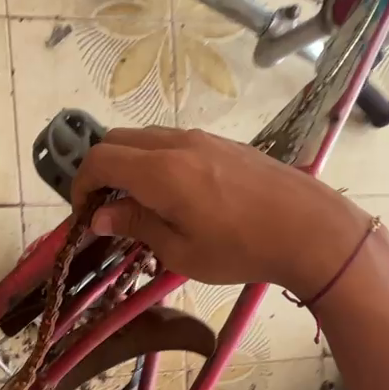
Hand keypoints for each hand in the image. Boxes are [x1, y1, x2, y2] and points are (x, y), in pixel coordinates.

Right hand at [70, 127, 373, 296]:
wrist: (307, 228)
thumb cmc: (240, 249)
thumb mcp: (179, 250)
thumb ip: (136, 224)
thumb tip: (100, 216)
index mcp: (161, 172)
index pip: (100, 160)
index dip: (80, 185)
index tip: (83, 216)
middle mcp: (177, 144)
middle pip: (117, 140)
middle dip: (99, 171)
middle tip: (103, 210)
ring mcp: (201, 139)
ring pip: (144, 139)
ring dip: (127, 165)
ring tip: (134, 206)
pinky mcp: (220, 143)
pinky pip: (170, 143)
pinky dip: (152, 162)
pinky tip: (167, 197)